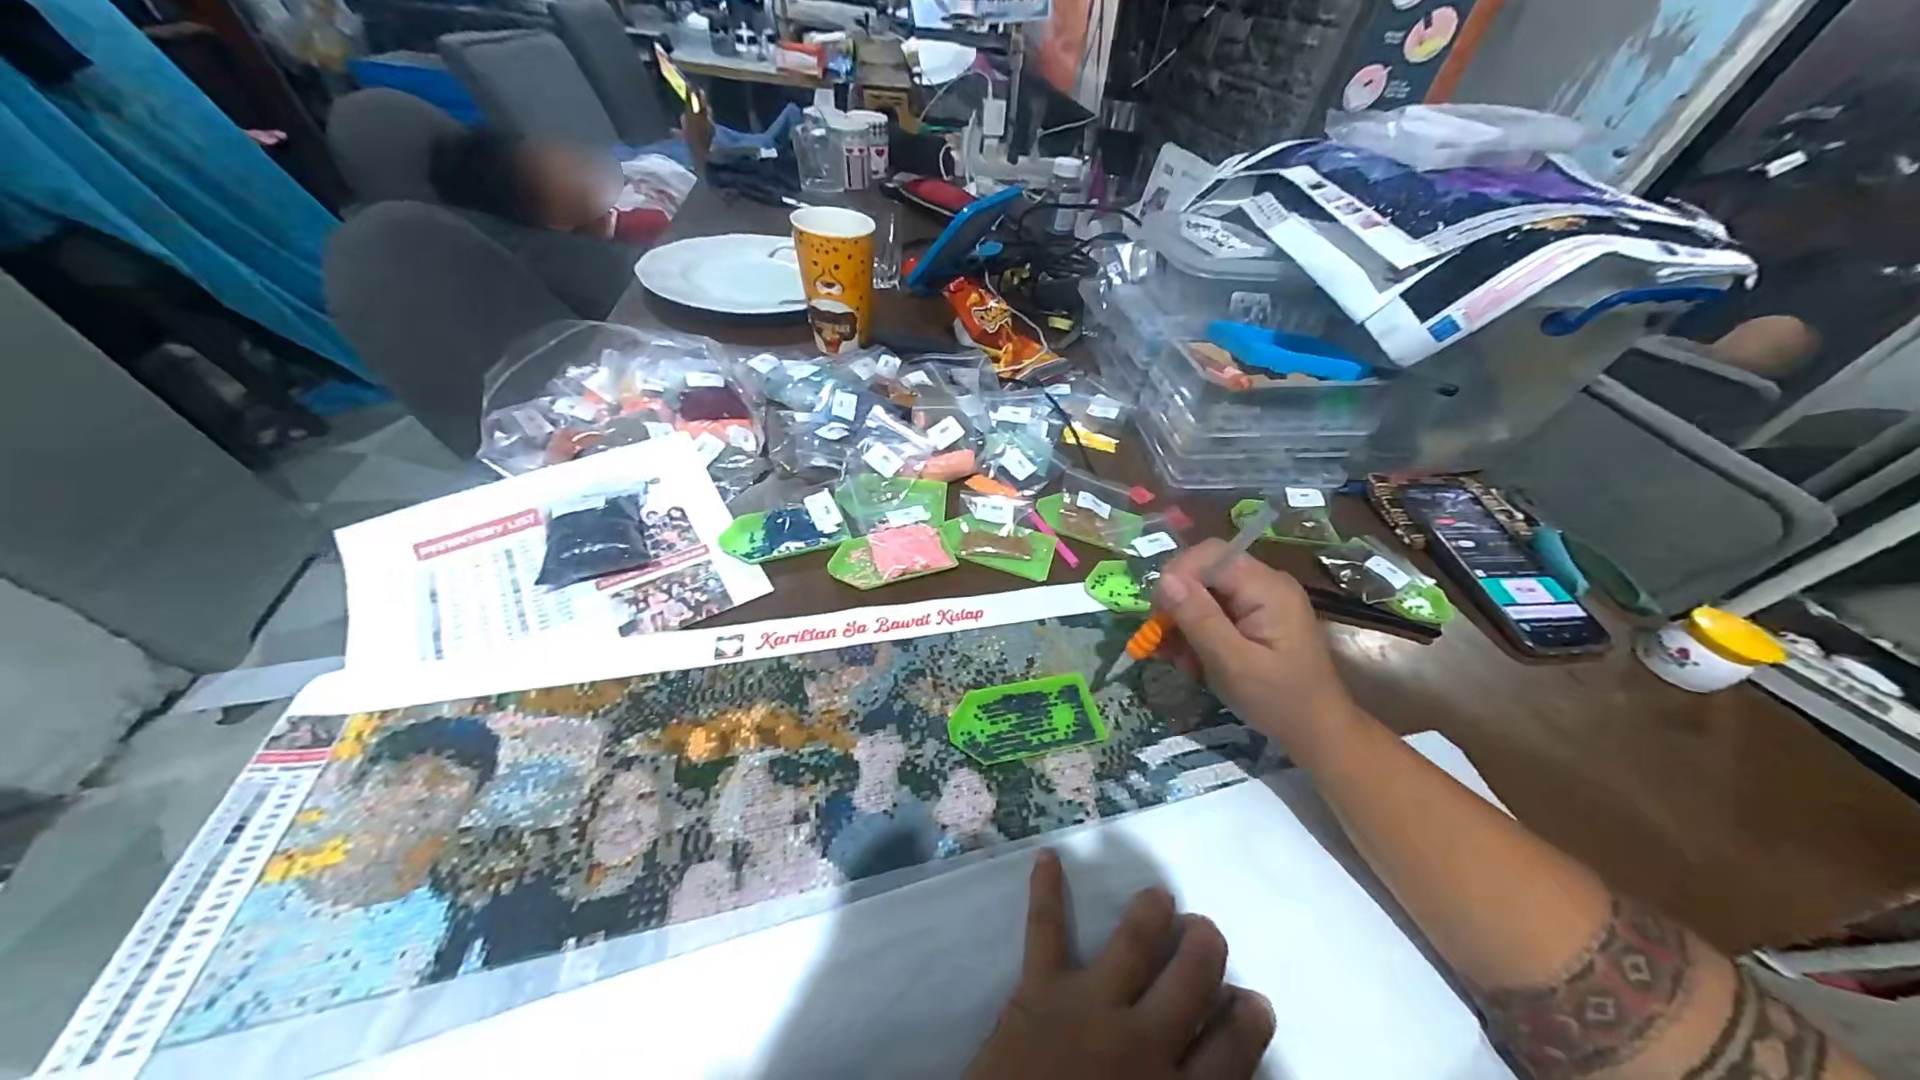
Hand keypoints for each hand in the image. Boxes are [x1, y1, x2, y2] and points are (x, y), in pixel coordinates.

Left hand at [963, 851, 1273, 1079]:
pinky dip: (1044, 891)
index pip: (1232, 1050)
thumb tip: (1210, 1073)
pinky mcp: (1040, 989)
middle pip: (1191, 980)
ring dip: (1152, 912)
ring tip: (1160, 895)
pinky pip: (1045, 931)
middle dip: (1205, 949)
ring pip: (1134, 943)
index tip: (1254, 1000)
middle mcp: (1143, 1042)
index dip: (1248, 1020)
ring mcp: (1090, 1007)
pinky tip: (1048, 857)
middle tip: (1206, 931)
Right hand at [1153, 540, 1355, 746]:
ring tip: (1177, 660)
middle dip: (1177, 605)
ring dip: (1183, 624)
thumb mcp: (1232, 663)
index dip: (1177, 575)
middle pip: (1205, 573)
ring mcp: (1259, 601)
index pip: (1211, 555)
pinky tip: (1191, 662)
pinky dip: (1196, 633)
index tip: (1159, 614)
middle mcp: (1264, 584)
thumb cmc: (1280, 699)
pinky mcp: (1253, 618)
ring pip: (1204, 594)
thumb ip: (1199, 618)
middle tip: (1161, 642)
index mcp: (1267, 588)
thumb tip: (1164, 580)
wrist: (1318, 731)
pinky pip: (1213, 612)